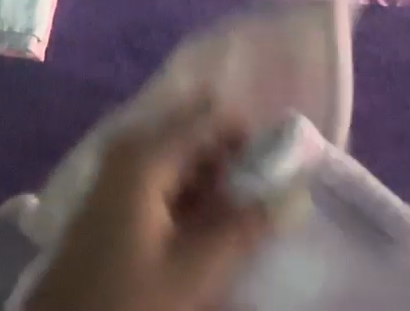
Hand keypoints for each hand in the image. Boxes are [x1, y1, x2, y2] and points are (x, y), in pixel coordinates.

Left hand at [24, 96, 271, 310]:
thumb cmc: (128, 297)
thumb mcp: (194, 270)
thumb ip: (245, 227)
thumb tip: (292, 194)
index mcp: (147, 152)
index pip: (212, 116)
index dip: (250, 135)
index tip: (283, 166)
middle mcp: (131, 146)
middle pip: (197, 132)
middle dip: (233, 158)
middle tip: (263, 198)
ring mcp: (120, 167)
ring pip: (183, 155)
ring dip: (214, 180)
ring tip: (240, 217)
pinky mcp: (117, 192)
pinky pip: (166, 175)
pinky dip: (192, 193)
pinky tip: (208, 225)